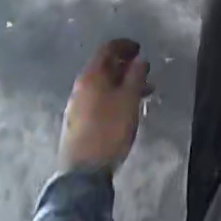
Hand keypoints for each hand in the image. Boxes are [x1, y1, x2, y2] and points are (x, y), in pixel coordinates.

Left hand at [58, 39, 150, 173]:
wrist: (82, 175)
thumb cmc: (109, 129)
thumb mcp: (129, 99)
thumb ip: (136, 75)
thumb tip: (139, 60)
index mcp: (90, 76)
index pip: (107, 49)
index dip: (125, 45)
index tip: (140, 49)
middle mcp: (80, 87)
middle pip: (104, 66)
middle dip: (125, 66)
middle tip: (144, 72)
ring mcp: (76, 106)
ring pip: (103, 85)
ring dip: (122, 84)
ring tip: (143, 93)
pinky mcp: (77, 123)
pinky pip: (98, 100)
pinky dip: (114, 97)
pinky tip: (127, 109)